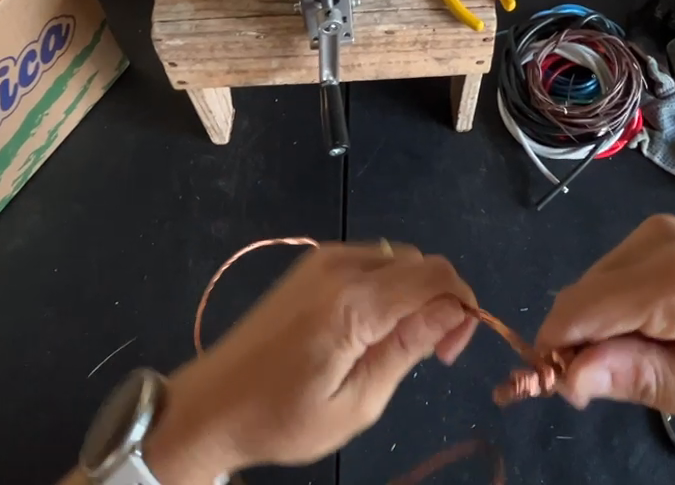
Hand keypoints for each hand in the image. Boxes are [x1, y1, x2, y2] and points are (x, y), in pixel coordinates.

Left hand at [145, 242, 478, 481]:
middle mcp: (342, 265)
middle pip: (420, 262)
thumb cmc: (283, 417)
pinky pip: (372, 261)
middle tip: (429, 354)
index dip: (461, 306)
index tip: (448, 352)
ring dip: (413, 293)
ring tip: (396, 345)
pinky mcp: (314, 263)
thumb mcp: (357, 402)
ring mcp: (325, 259)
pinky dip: (387, 286)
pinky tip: (370, 326)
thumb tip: (454, 311)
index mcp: (354, 301)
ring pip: (398, 258)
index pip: (435, 274)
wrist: (214, 403)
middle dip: (440, 301)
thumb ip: (407, 348)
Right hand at [536, 214, 674, 442]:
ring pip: (591, 285)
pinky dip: (614, 311)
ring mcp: (659, 230)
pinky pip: (612, 274)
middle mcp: (659, 240)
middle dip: (578, 344)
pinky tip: (654, 337)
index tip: (562, 397)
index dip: (558, 353)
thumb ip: (644, 383)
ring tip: (651, 367)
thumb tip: (568, 376)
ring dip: (598, 330)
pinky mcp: (663, 233)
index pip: (584, 312)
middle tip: (615, 394)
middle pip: (581, 295)